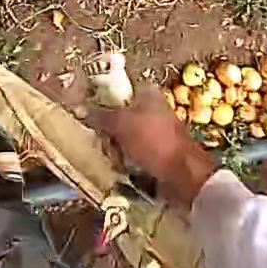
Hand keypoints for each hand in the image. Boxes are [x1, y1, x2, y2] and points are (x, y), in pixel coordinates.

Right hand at [94, 85, 218, 210]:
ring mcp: (156, 131)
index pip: (117, 90)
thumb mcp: (122, 124)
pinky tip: (127, 169)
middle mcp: (152, 109)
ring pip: (124, 137)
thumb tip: (81, 107)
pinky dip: (127, 161)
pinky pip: (133, 153)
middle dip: (109, 133)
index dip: (102, 102)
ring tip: (118, 161)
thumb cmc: (154, 141)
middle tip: (106, 143)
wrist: (185, 177)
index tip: (90, 115)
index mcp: (147, 93)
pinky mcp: (158, 152)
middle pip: (118, 116)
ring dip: (116, 150)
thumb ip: (100, 114)